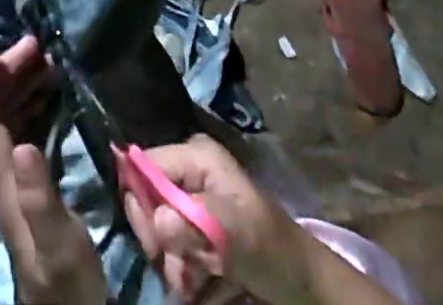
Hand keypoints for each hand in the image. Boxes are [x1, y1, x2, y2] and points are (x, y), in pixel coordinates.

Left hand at [0, 37, 105, 304]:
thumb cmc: (63, 277)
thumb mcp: (57, 240)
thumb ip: (39, 197)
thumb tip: (23, 146)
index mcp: (2, 183)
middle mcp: (2, 174)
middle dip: (9, 74)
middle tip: (36, 44)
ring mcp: (15, 176)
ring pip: (10, 118)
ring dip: (22, 84)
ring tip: (46, 58)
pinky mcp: (31, 180)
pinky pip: (26, 127)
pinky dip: (35, 102)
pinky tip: (52, 91)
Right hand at [121, 134, 310, 303]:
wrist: (301, 284)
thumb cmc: (270, 247)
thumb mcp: (235, 232)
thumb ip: (194, 223)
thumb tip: (158, 218)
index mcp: (196, 156)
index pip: (143, 166)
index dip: (141, 202)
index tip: (156, 241)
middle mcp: (189, 173)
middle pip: (146, 203)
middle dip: (162, 241)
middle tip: (187, 268)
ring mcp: (191, 203)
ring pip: (157, 235)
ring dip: (176, 266)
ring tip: (205, 281)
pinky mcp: (195, 231)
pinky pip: (171, 254)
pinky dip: (185, 275)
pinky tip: (208, 286)